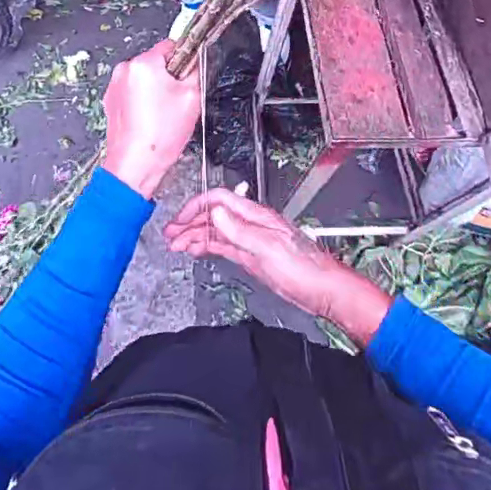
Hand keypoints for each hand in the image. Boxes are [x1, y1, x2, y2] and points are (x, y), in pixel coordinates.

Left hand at [100, 40, 200, 197]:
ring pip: (145, 79)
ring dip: (156, 89)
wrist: (136, 164)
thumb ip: (196, 70)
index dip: (185, 59)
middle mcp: (125, 71)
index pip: (171, 45)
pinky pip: (134, 93)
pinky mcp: (112, 102)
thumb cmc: (160, 134)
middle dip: (170, 76)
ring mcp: (115, 87)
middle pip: (157, 63)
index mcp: (143, 64)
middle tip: (179, 99)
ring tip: (165, 112)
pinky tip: (153, 119)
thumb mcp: (193, 96)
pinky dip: (144, 101)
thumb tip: (196, 59)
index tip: (190, 73)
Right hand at [165, 188, 392, 345]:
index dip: (197, 207)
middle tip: (169, 235)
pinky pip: (224, 246)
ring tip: (175, 245)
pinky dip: (206, 246)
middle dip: (190, 222)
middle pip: (215, 215)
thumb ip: (241, 231)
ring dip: (194, 235)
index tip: (178, 221)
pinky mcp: (252, 256)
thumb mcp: (269, 249)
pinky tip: (195, 250)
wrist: (322, 289)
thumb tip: (216, 213)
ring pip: (216, 232)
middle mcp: (252, 225)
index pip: (220, 200)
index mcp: (256, 217)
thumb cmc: (304, 268)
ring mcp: (251, 240)